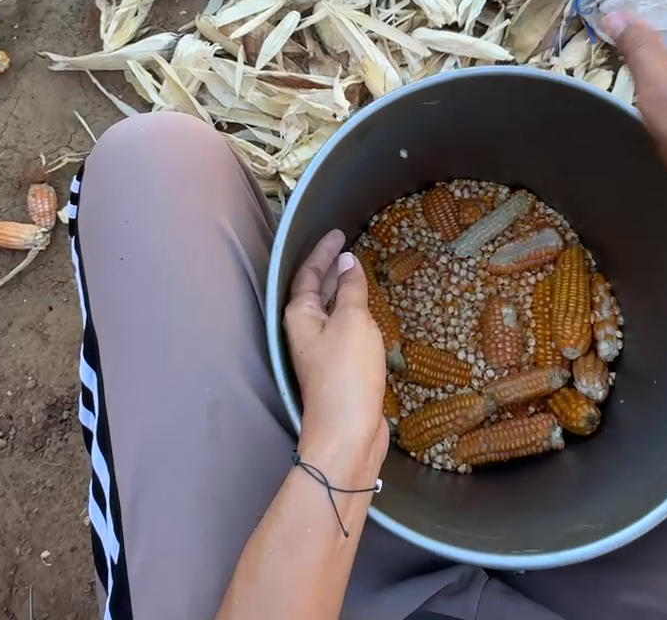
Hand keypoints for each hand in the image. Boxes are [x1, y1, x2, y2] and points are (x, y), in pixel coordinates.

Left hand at [284, 230, 388, 482]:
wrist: (347, 433)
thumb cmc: (346, 372)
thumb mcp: (352, 321)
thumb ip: (350, 289)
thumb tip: (348, 262)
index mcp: (300, 314)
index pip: (308, 272)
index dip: (323, 252)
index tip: (339, 233)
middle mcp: (305, 330)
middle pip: (314, 289)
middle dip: (329, 268)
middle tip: (348, 248)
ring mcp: (320, 350)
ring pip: (329, 309)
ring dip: (341, 290)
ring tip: (357, 272)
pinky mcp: (337, 366)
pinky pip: (343, 327)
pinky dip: (353, 312)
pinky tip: (367, 311)